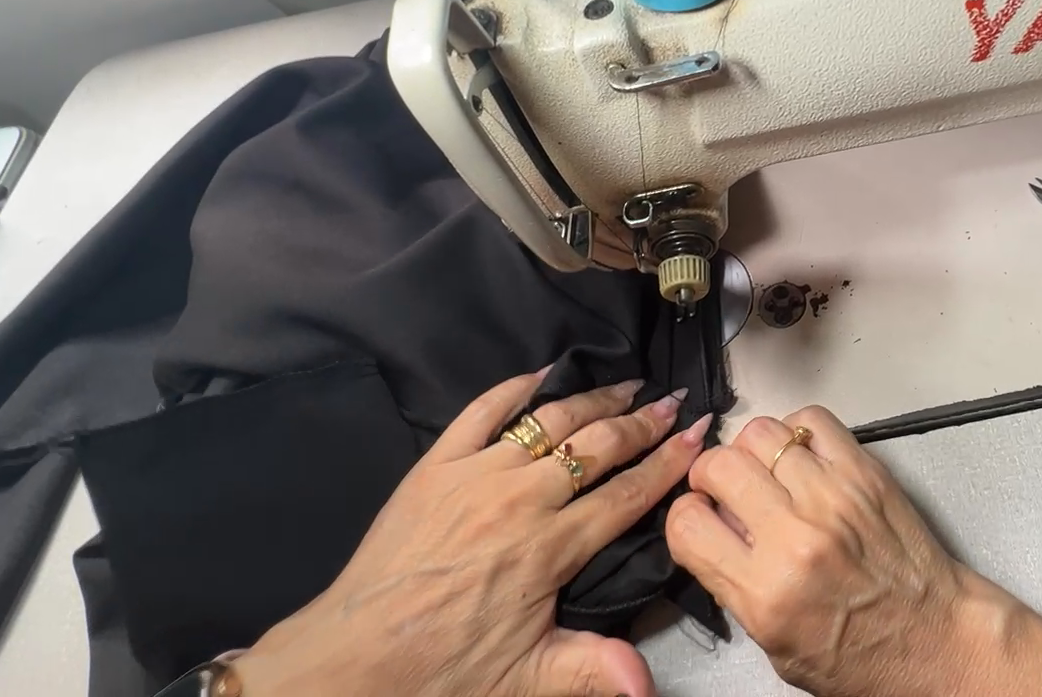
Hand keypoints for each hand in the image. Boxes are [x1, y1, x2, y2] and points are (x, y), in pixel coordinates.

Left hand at [231, 369, 710, 696]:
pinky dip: (516, 388)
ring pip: (553, 420)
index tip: (698, 433)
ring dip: (596, 398)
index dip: (668, 462)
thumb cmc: (439, 675)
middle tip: (673, 402)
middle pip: (599, 446)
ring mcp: (478, 474)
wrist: (343, 666)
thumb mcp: (523, 682)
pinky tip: (544, 374)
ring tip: (628, 385)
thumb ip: (590, 671)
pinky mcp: (437, 464)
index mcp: (549, 549)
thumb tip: (647, 685)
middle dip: (644, 422)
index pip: (626, 494)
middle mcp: (522, 500)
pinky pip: (483, 411)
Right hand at [665, 407, 1041, 696]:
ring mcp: (833, 498)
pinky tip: (799, 454)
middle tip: (724, 485)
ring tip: (764, 468)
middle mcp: (796, 538)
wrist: (935, 638)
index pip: (688, 522)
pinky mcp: (864, 472)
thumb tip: (709, 524)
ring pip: (761, 432)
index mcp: (766, 593)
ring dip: (752, 449)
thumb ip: (732, 583)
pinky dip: (796, 429)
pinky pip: (812, 419)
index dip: (684, 515)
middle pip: (720, 464)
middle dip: (710, 473)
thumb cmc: (863, 653)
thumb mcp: (775, 644)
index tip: (697, 516)